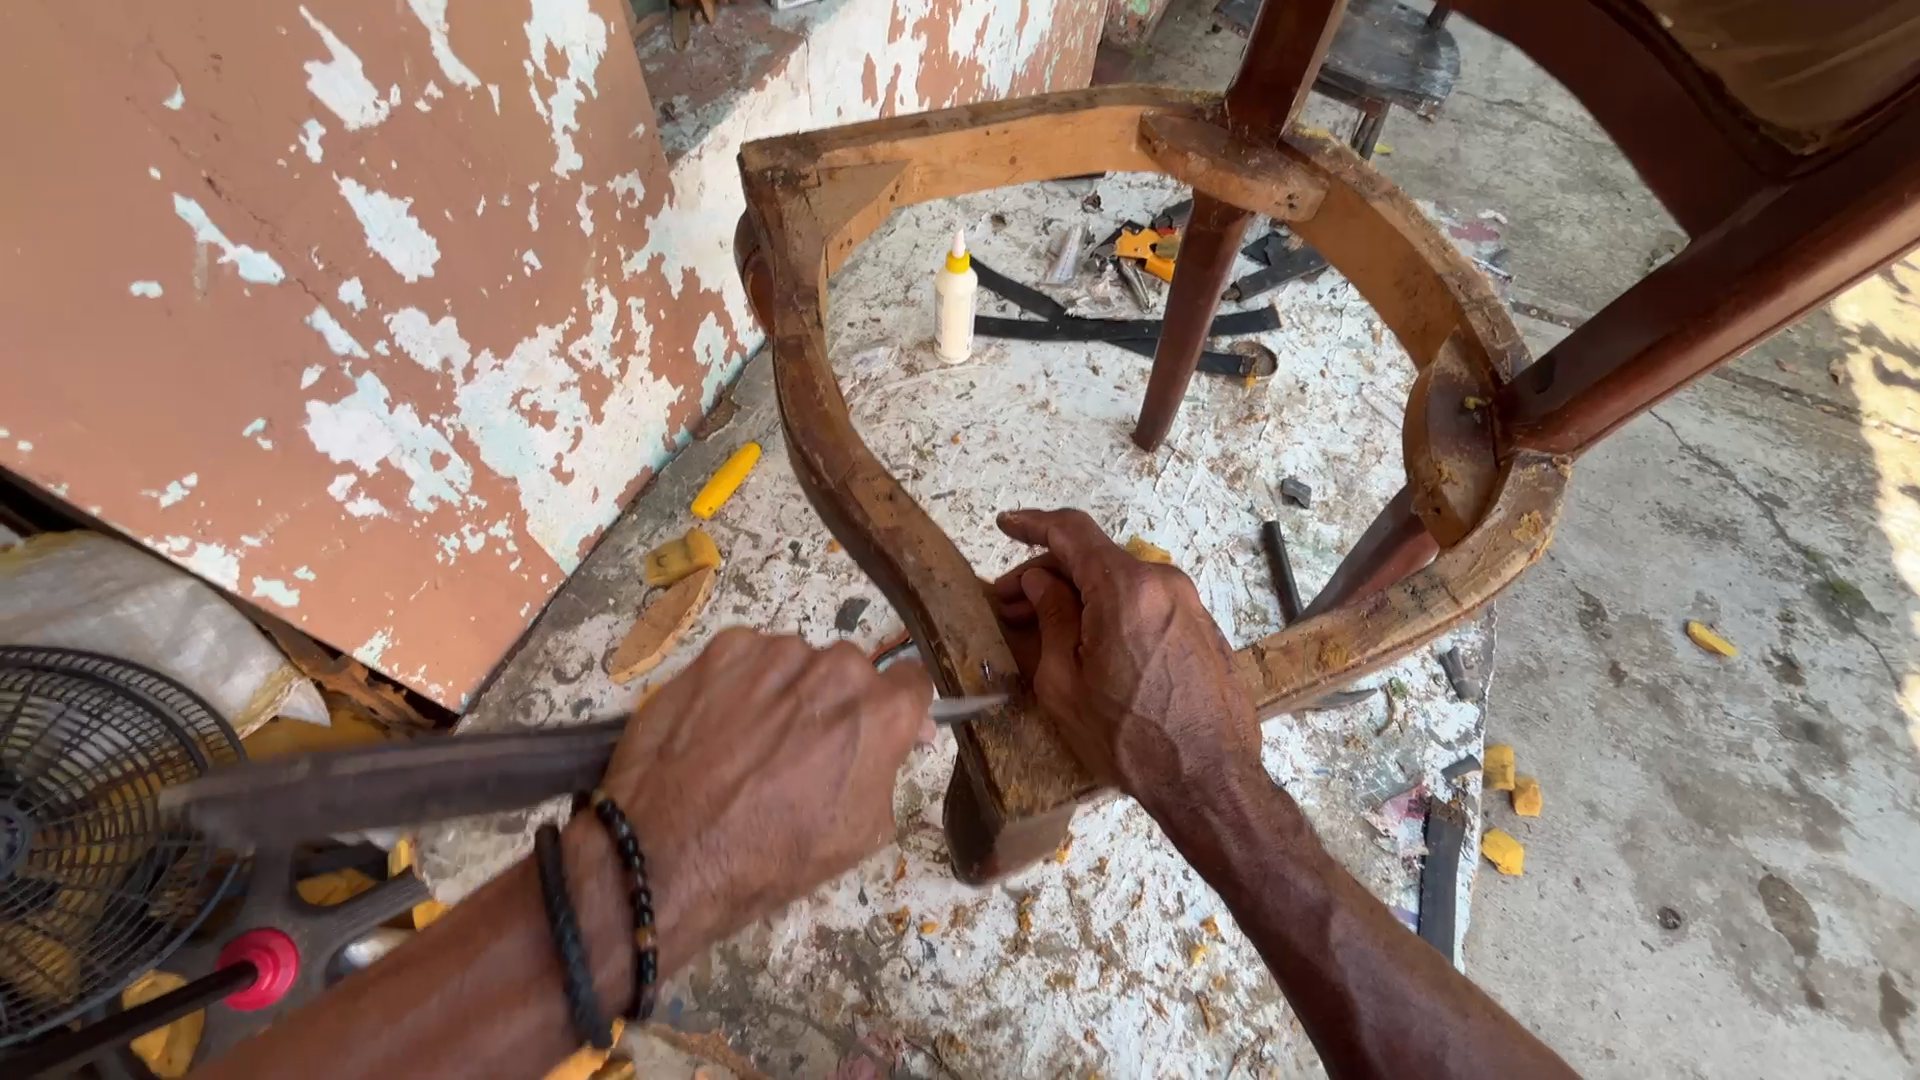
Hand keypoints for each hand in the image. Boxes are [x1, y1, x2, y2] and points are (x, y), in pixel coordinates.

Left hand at [594, 629, 932, 971]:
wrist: (666, 854)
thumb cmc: (775, 855)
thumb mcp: (863, 830)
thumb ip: (891, 766)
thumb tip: (906, 731)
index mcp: (881, 710)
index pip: (914, 681)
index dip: (900, 708)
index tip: (881, 728)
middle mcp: (837, 666)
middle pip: (854, 671)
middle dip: (840, 703)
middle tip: (807, 748)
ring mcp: (778, 651)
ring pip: (801, 662)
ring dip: (791, 690)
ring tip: (754, 740)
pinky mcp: (724, 648)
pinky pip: (753, 658)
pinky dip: (746, 683)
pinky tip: (722, 725)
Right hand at [990, 509, 1259, 816]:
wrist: (1211, 781)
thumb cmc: (1126, 738)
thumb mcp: (1064, 682)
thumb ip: (1051, 617)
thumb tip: (1041, 581)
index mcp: (1125, 587)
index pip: (1072, 531)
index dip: (1032, 523)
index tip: (1004, 525)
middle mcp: (1162, 581)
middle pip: (1093, 559)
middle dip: (1046, 576)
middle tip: (1010, 605)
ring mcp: (1188, 603)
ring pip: (1119, 582)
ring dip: (1077, 595)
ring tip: (1042, 626)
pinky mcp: (1202, 627)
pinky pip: (1145, 603)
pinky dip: (1110, 610)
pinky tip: (1087, 640)